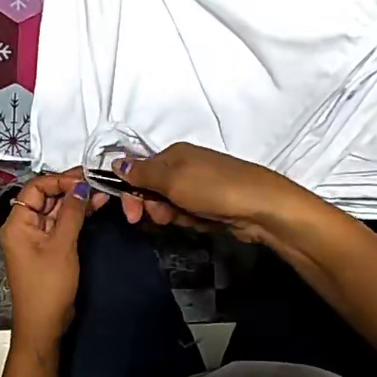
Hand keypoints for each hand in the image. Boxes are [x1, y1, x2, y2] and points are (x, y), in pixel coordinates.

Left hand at [0, 168, 106, 344]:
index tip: (86, 177)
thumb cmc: (48, 285)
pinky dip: (75, 217)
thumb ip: (71, 212)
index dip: (60, 180)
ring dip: (75, 202)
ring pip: (54, 211)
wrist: (43, 324)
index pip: (36, 187)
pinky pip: (59, 225)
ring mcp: (35, 238)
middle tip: (98, 182)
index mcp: (17, 223)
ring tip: (101, 194)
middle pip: (45, 197)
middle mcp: (22, 227)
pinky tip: (93, 209)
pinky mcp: (47, 249)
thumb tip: (81, 186)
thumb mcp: (62, 245)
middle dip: (71, 189)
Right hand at [114, 144, 311, 243]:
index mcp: (173, 154)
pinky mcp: (209, 203)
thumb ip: (141, 173)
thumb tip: (115, 163)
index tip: (132, 215)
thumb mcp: (172, 180)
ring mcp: (198, 185)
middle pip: (151, 190)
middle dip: (154, 207)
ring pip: (168, 205)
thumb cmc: (214, 190)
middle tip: (165, 217)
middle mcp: (184, 166)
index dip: (130, 194)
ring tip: (189, 218)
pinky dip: (190, 220)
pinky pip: (186, 213)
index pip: (138, 172)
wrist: (261, 207)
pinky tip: (203, 222)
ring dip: (173, 215)